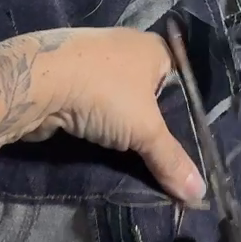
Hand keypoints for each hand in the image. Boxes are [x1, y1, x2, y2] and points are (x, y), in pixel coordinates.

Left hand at [1, 28, 206, 204]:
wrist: (40, 81)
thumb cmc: (104, 92)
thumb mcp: (146, 130)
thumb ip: (172, 160)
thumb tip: (200, 194)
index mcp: (153, 47)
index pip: (181, 82)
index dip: (186, 115)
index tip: (192, 151)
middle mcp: (128, 47)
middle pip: (150, 94)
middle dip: (154, 126)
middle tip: (167, 164)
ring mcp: (97, 60)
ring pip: (121, 101)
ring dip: (124, 127)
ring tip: (137, 162)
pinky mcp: (72, 77)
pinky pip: (97, 105)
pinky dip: (101, 125)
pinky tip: (105, 149)